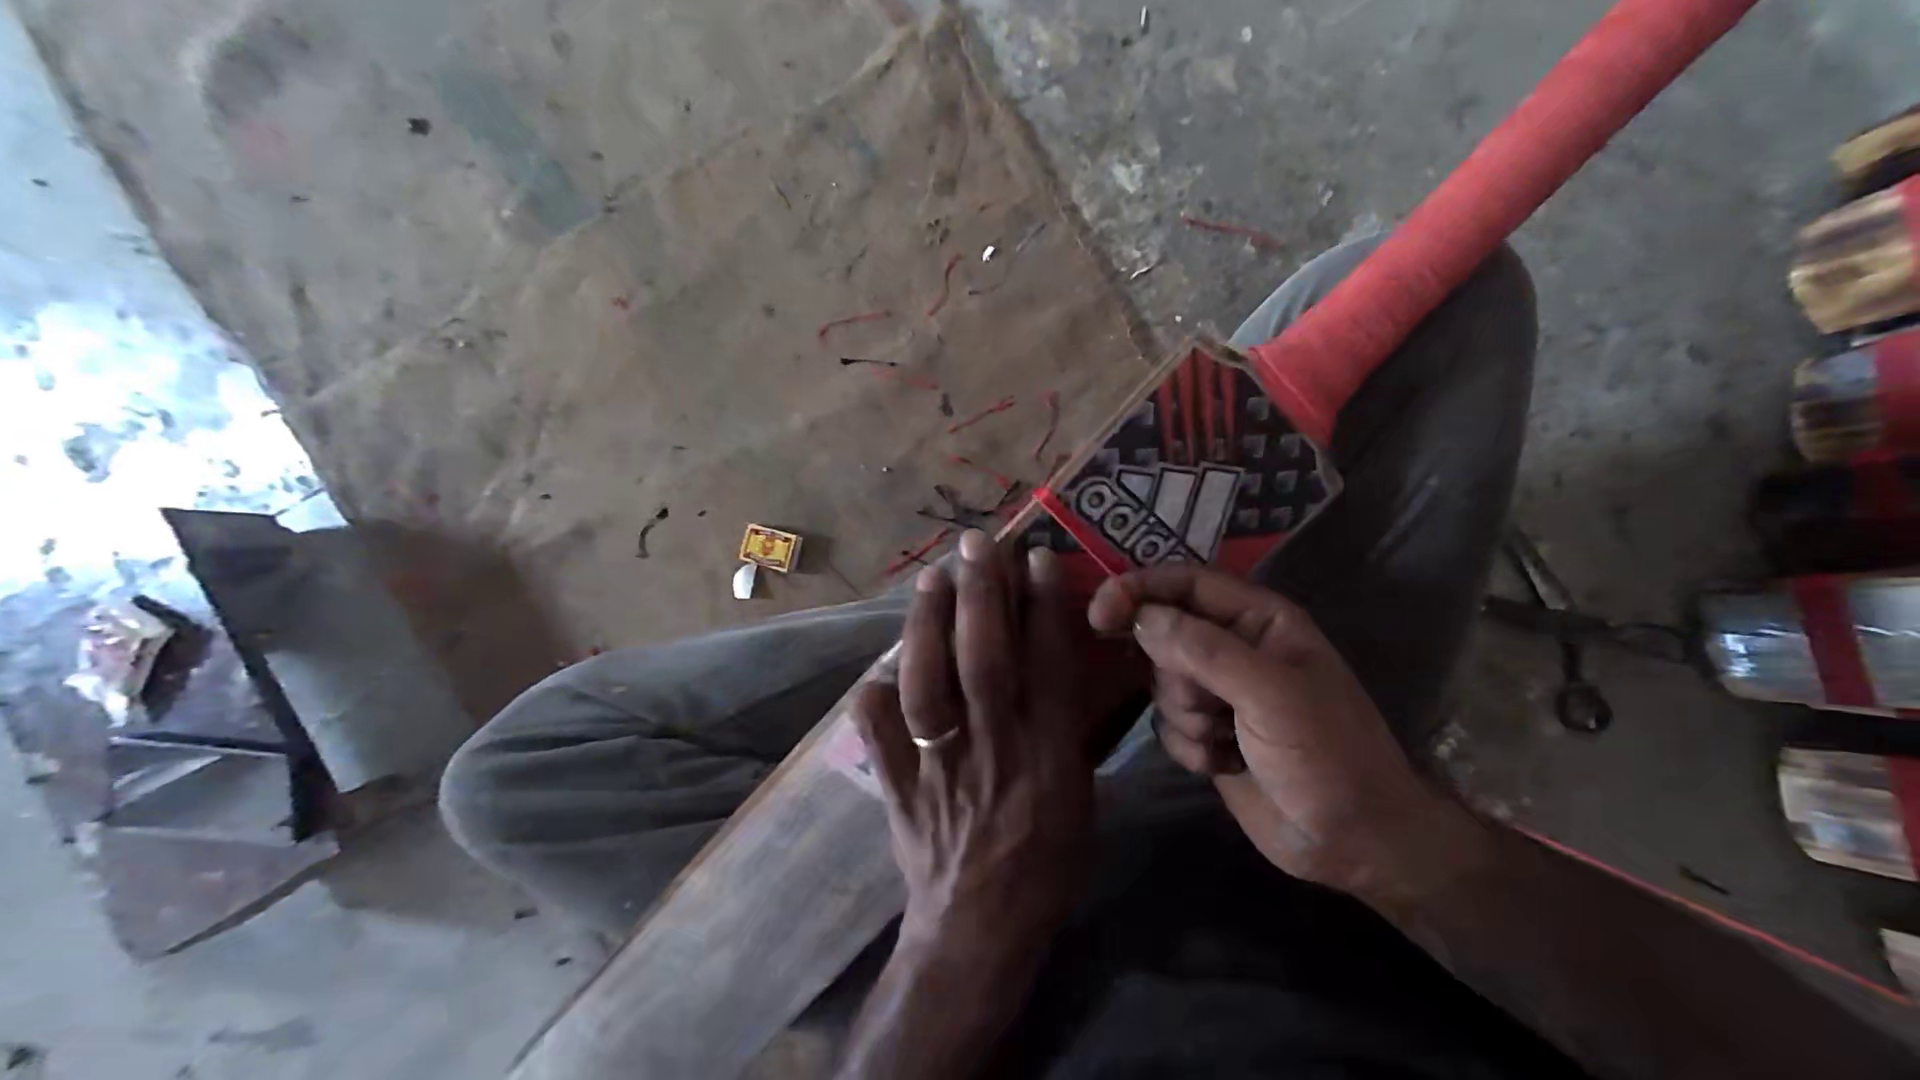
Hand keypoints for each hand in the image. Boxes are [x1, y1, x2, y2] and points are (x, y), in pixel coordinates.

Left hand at [854, 530, 1098, 947]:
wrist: (978, 930)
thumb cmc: (1045, 861)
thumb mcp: (1079, 795)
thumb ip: (1067, 728)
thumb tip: (1055, 661)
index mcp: (1049, 759)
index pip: (1048, 668)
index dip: (1043, 608)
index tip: (1036, 557)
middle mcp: (995, 753)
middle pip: (984, 663)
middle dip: (980, 596)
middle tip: (975, 544)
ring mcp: (940, 770)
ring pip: (928, 687)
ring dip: (927, 627)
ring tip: (930, 579)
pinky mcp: (899, 788)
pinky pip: (878, 737)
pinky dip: (873, 699)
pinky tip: (876, 672)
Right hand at [1087, 565, 1490, 907]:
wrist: (1355, 843)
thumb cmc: (1329, 755)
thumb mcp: (1273, 695)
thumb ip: (1205, 650)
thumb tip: (1140, 617)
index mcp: (1259, 620)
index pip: (1185, 583)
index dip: (1139, 589)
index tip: (1098, 612)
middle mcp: (1234, 647)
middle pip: (1164, 635)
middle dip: (1175, 676)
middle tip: (1212, 706)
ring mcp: (1219, 692)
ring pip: (1160, 683)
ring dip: (1186, 716)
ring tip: (1229, 739)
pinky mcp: (1206, 732)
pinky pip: (1166, 724)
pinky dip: (1189, 746)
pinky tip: (1225, 763)